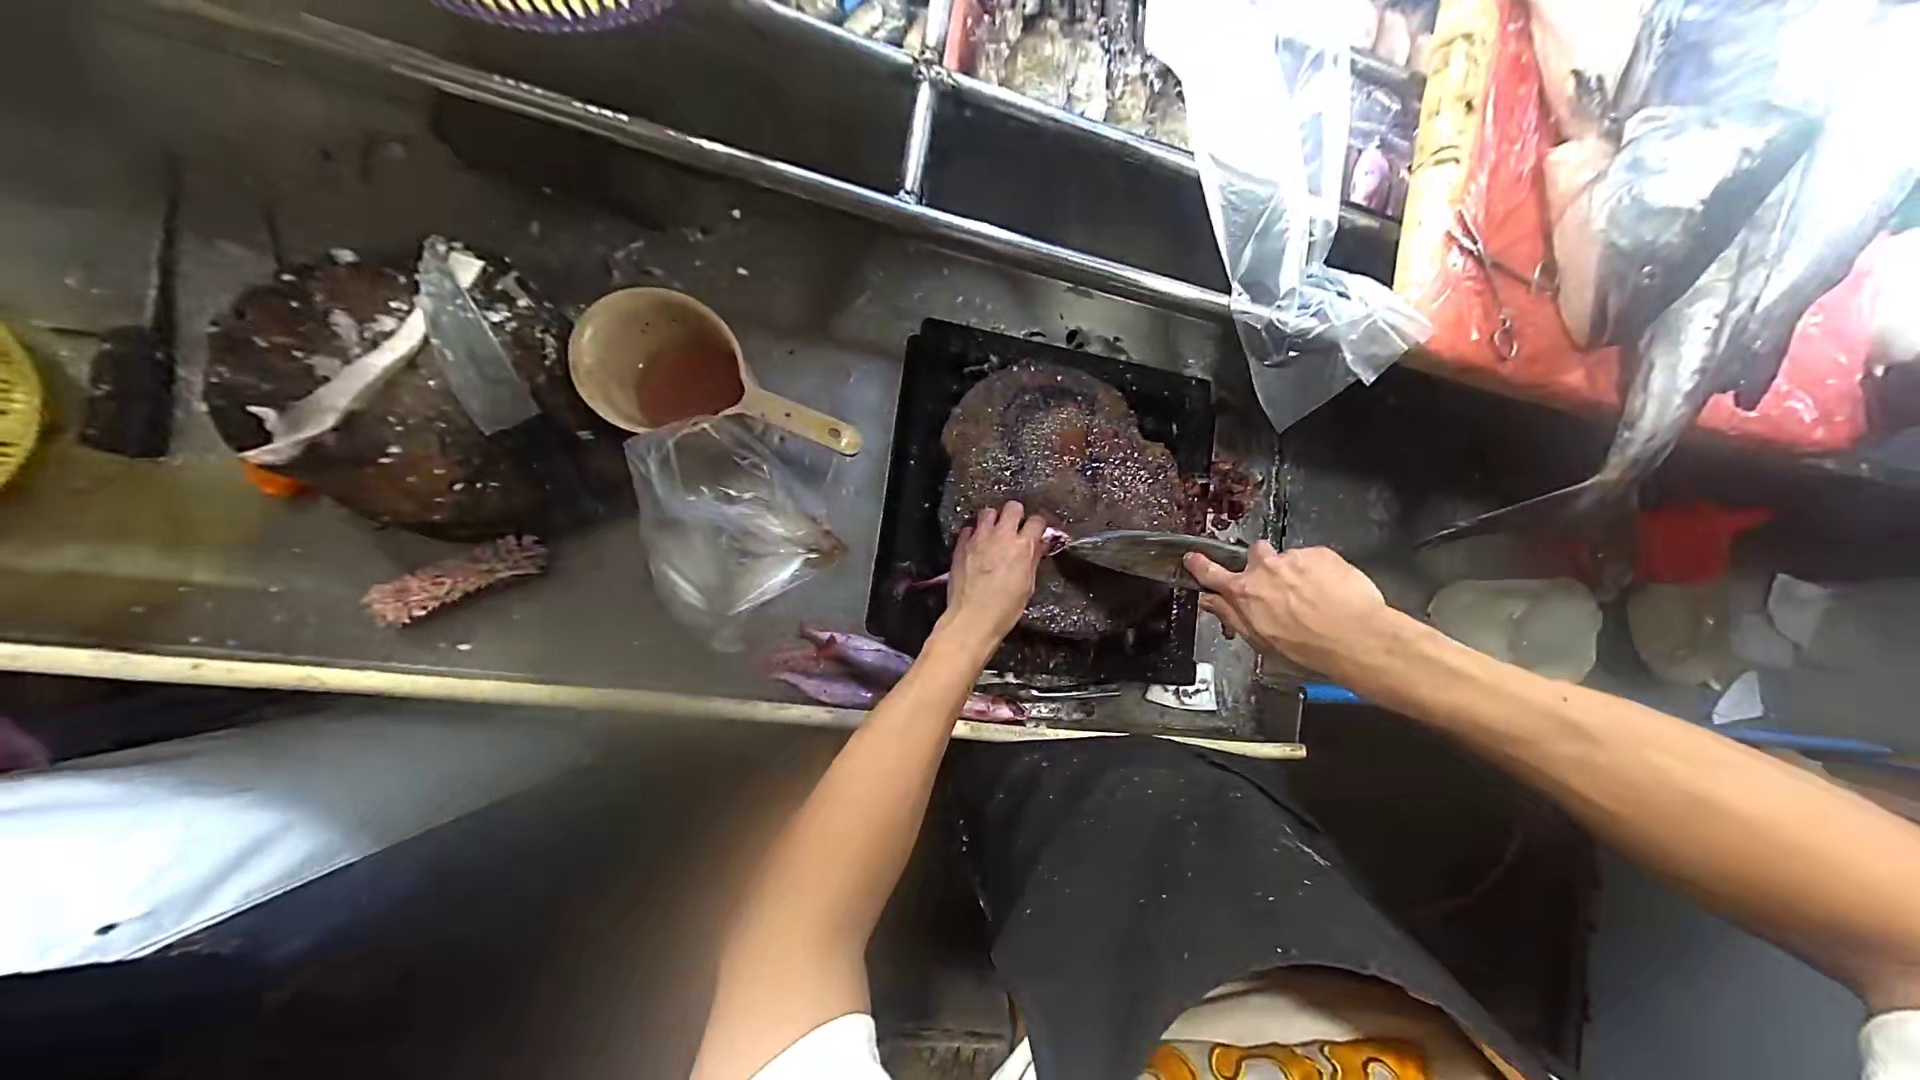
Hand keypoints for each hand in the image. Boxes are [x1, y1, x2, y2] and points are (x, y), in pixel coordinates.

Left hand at [938, 501, 1047, 653]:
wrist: (973, 618)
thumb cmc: (1004, 609)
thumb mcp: (1028, 585)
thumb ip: (1033, 560)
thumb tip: (1039, 545)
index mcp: (1022, 547)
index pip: (1036, 521)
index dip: (1038, 525)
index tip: (1036, 531)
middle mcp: (1001, 536)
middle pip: (1012, 507)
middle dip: (1016, 514)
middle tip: (1015, 526)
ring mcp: (979, 538)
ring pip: (988, 512)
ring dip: (993, 519)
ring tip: (994, 532)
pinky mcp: (961, 545)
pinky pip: (968, 528)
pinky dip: (974, 533)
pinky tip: (976, 544)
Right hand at [1183, 543, 1399, 680]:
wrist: (1354, 637)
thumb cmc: (1308, 647)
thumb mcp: (1259, 639)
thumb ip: (1230, 615)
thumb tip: (1211, 602)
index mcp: (1243, 592)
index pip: (1210, 572)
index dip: (1199, 564)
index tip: (1194, 558)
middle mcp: (1263, 570)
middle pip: (1253, 556)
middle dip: (1262, 566)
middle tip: (1278, 587)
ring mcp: (1292, 559)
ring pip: (1286, 558)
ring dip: (1293, 571)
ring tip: (1312, 596)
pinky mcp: (1319, 553)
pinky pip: (1313, 557)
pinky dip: (1319, 571)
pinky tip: (1329, 592)